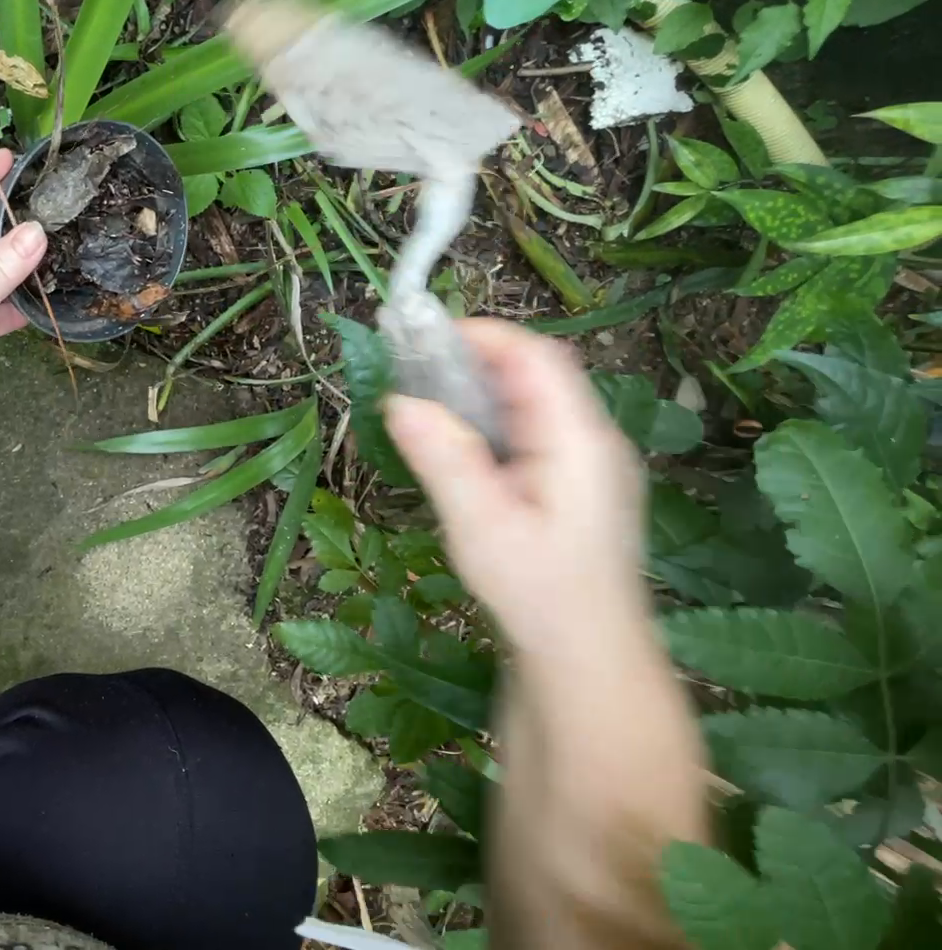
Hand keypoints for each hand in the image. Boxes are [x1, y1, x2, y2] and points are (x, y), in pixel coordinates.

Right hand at [383, 319, 646, 652]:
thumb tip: (398, 401)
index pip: (536, 358)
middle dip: (465, 359)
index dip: (480, 334)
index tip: (418, 334)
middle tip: (403, 364)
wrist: (584, 652)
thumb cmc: (537, 588)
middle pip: (529, 374)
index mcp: (577, 440)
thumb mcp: (482, 523)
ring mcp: (578, 461)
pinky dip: (477, 419)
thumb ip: (444, 459)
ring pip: (521, 402)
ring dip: (468, 389)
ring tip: (412, 395)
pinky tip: (444, 439)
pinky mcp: (563, 483)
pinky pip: (519, 430)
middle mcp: (586, 440)